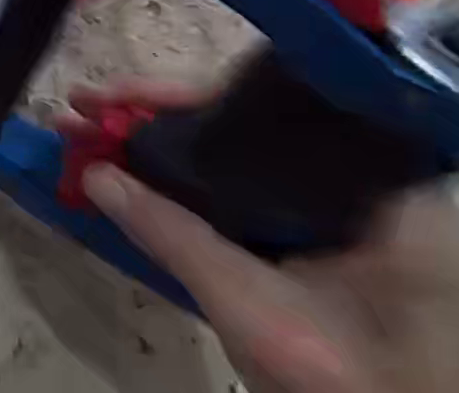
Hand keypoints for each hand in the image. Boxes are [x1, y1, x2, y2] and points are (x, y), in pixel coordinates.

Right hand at [61, 80, 458, 392]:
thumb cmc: (351, 392)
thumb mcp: (258, 316)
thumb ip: (175, 238)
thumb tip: (93, 173)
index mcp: (376, 182)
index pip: (260, 108)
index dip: (176, 97)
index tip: (111, 95)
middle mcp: (364, 178)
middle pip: (242, 122)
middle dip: (154, 115)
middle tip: (83, 107)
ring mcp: (344, 206)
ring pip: (238, 152)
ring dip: (164, 142)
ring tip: (92, 129)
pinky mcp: (323, 233)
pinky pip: (246, 185)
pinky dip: (189, 178)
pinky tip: (139, 169)